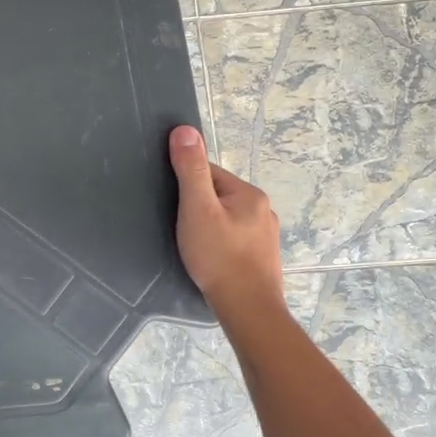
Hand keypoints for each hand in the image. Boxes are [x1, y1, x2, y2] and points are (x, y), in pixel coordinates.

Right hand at [168, 126, 283, 321]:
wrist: (247, 307)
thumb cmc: (218, 254)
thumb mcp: (196, 207)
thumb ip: (190, 169)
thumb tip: (185, 130)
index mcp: (248, 194)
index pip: (207, 171)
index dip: (184, 182)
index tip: (170, 199)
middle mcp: (263, 209)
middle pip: (217, 192)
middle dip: (195, 201)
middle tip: (177, 221)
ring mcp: (265, 234)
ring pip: (225, 214)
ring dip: (207, 220)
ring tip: (190, 238)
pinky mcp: (261, 254)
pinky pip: (233, 233)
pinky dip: (218, 237)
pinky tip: (208, 252)